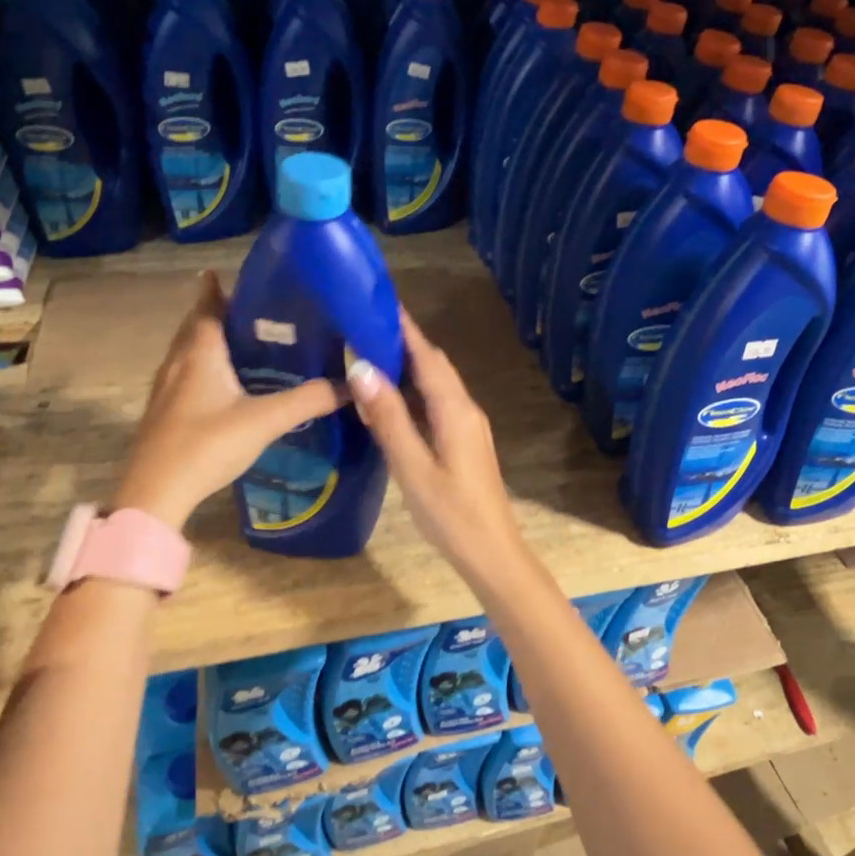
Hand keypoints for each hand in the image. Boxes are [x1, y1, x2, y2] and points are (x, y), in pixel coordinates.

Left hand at [115, 271, 347, 526]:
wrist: (154, 494)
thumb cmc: (206, 445)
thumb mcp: (265, 421)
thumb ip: (308, 400)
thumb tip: (351, 384)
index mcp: (199, 353)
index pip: (207, 306)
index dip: (216, 288)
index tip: (229, 273)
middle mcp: (178, 363)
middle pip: (196, 326)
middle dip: (218, 313)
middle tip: (251, 309)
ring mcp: (166, 390)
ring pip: (189, 352)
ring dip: (210, 341)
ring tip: (243, 342)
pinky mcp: (165, 414)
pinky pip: (187, 376)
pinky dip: (206, 368)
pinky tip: (226, 386)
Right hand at [348, 310, 522, 569]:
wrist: (492, 553)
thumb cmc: (451, 514)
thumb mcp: (412, 467)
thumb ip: (388, 418)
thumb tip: (362, 367)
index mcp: (455, 410)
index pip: (427, 355)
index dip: (404, 327)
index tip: (378, 302)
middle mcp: (465, 409)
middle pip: (434, 365)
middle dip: (403, 342)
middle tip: (364, 326)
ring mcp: (467, 426)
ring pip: (436, 385)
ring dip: (407, 367)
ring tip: (369, 355)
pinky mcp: (464, 443)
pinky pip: (436, 404)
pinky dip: (413, 393)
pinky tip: (389, 401)